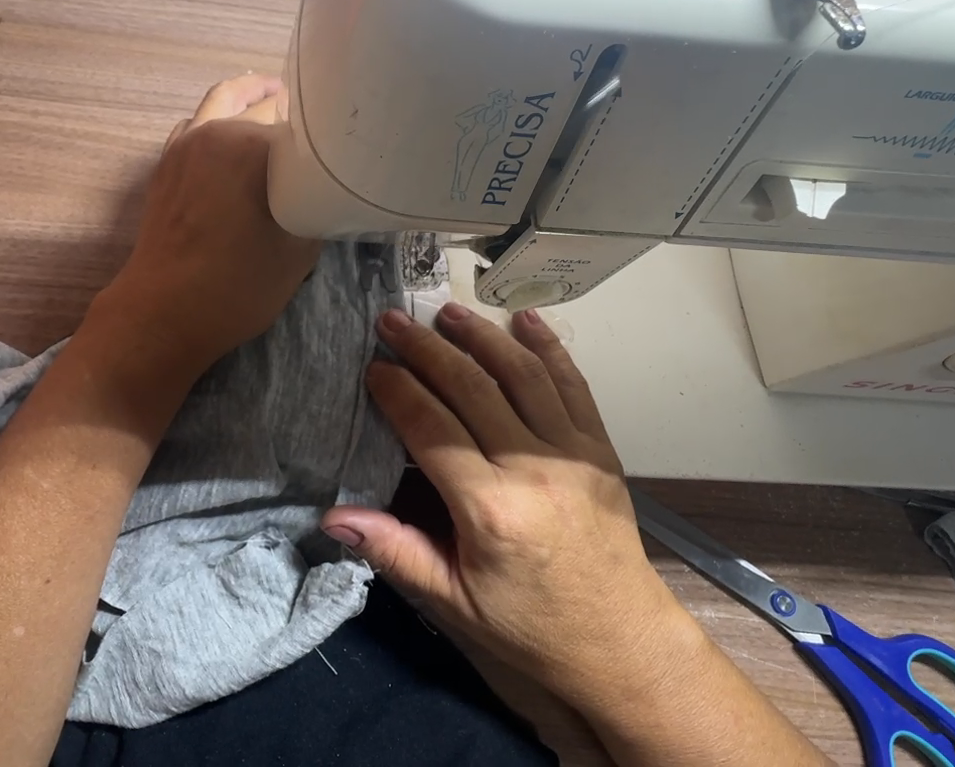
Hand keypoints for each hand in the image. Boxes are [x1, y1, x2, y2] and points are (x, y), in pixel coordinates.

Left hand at [91, 73, 322, 376]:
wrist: (163, 312)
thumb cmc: (236, 285)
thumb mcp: (300, 252)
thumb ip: (319, 209)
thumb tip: (326, 193)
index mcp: (255, 145)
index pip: (304, 124)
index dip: (327, 136)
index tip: (344, 146)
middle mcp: (218, 131)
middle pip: (265, 105)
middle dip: (293, 113)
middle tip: (319, 128)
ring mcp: (186, 143)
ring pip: (225, 101)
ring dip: (252, 98)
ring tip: (277, 99)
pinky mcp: (166, 162)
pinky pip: (198, 123)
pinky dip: (219, 118)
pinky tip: (232, 133)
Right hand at [320, 303, 682, 694]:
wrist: (622, 643)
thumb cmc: (529, 626)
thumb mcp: (453, 602)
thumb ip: (395, 551)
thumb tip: (332, 518)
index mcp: (491, 508)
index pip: (433, 429)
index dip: (398, 391)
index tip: (373, 367)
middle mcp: (534, 468)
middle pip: (472, 389)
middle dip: (427, 350)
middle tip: (392, 320)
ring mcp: (574, 453)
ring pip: (522, 375)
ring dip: (481, 336)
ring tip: (447, 311)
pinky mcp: (601, 450)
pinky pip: (573, 385)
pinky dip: (549, 348)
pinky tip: (526, 319)